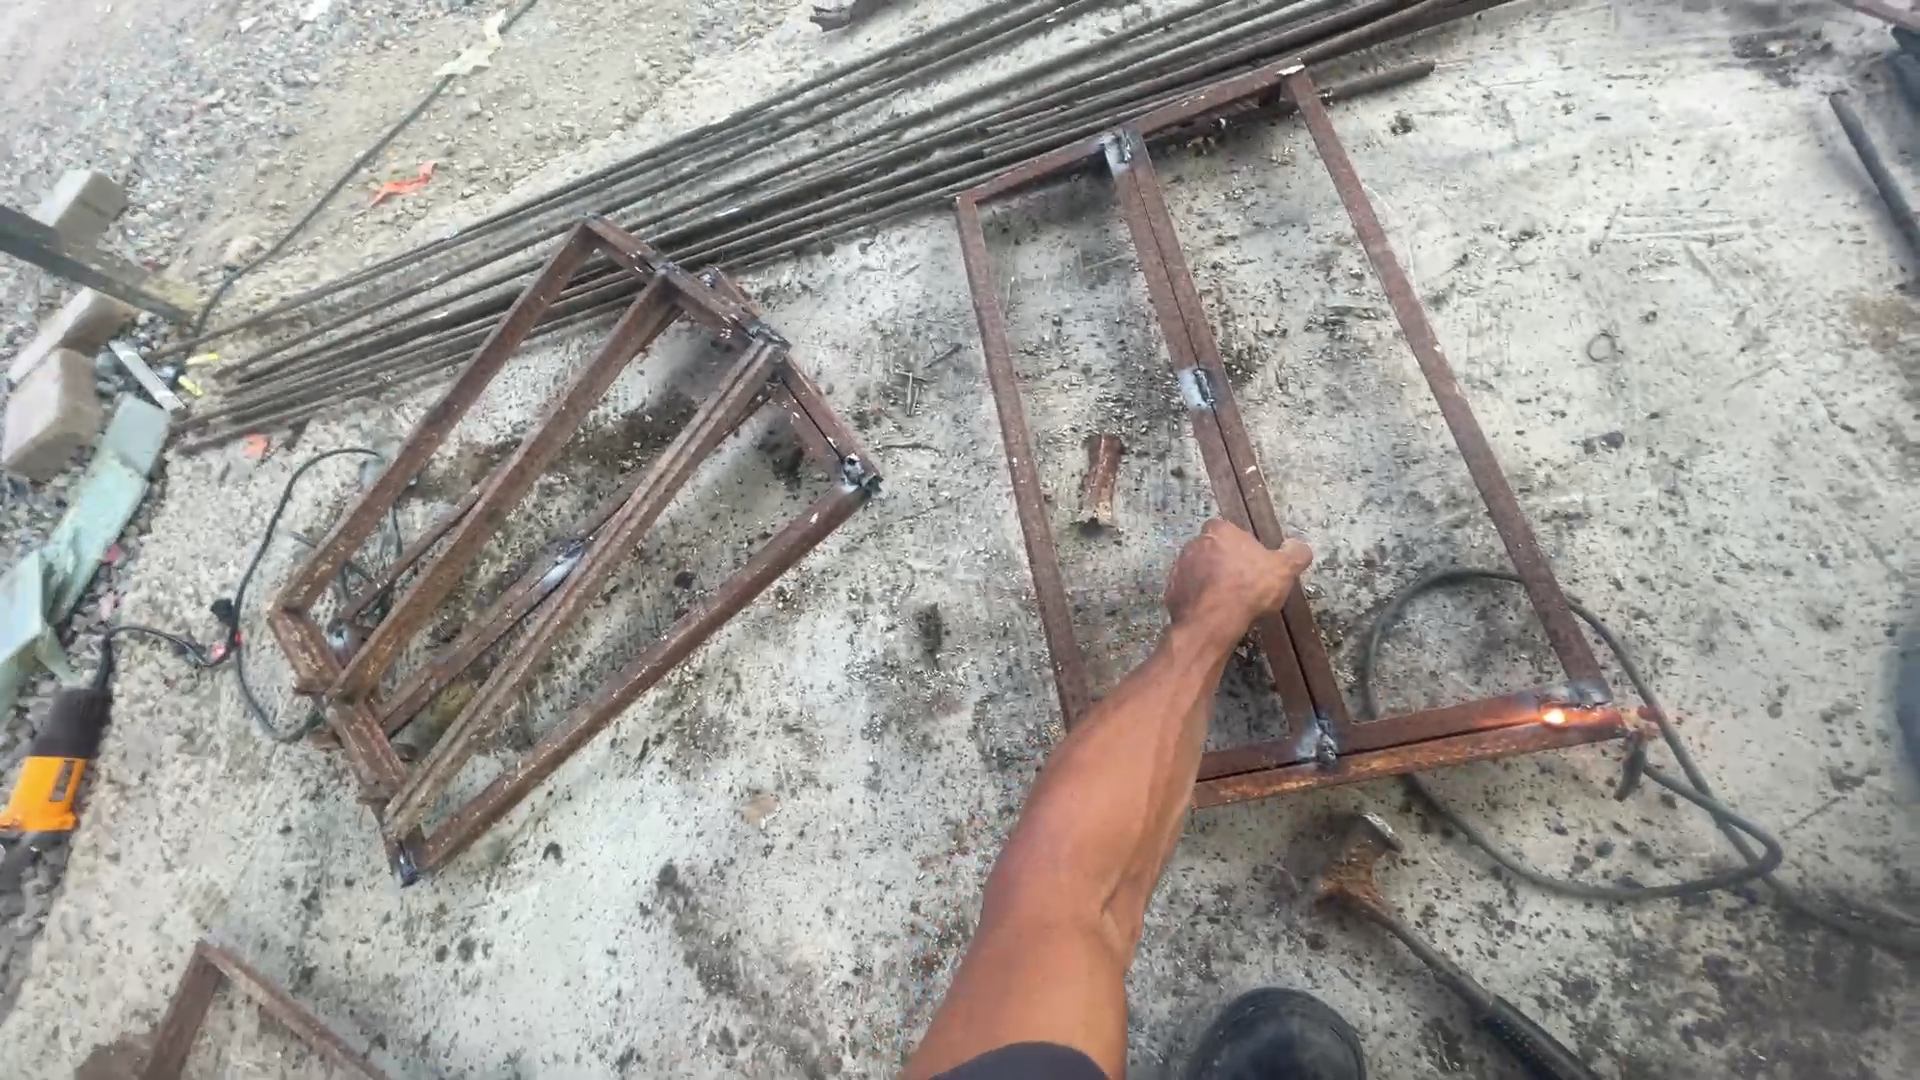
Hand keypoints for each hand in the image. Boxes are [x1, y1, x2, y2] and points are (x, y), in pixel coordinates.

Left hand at [1163, 519, 1312, 648]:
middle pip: (1211, 549)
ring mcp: (1178, 567)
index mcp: (1219, 531)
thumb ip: (1295, 554)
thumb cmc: (1249, 586)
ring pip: (1197, 570)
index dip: (1239, 545)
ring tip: (1227, 600)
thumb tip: (1299, 547)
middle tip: (1241, 582)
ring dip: (1209, 581)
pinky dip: (1197, 599)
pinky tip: (1212, 612)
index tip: (1251, 562)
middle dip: (1223, 562)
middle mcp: (1193, 543)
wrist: (1213, 619)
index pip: (1227, 529)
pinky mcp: (1170, 590)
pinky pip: (1187, 592)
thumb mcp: (1284, 569)